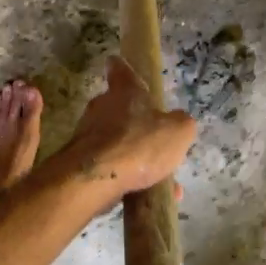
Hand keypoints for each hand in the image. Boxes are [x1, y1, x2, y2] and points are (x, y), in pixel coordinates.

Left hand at [59, 56, 196, 200]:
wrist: (95, 179)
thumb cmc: (139, 144)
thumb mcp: (178, 131)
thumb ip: (182, 123)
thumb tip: (179, 122)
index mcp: (124, 90)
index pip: (120, 69)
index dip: (123, 68)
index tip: (121, 66)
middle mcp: (102, 106)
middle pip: (121, 109)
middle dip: (140, 125)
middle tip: (160, 143)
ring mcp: (89, 134)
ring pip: (118, 141)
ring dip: (138, 158)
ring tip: (163, 182)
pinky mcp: (82, 161)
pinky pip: (112, 166)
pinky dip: (128, 178)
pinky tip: (149, 198)